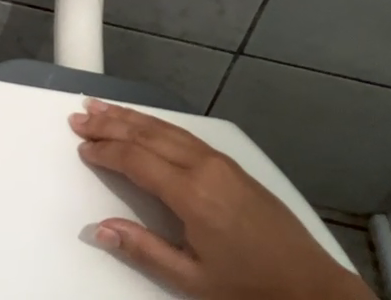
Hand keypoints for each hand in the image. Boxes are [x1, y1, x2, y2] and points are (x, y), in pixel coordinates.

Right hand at [71, 99, 372, 299]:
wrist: (311, 285)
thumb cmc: (249, 286)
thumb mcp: (192, 279)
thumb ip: (143, 249)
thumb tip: (100, 229)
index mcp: (191, 193)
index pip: (136, 160)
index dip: (106, 151)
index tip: (81, 146)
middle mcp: (203, 166)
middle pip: (147, 134)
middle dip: (111, 124)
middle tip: (80, 116)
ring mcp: (219, 161)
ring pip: (165, 129)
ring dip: (130, 117)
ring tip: (101, 108)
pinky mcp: (231, 163)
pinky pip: (183, 134)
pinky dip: (156, 124)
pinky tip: (144, 123)